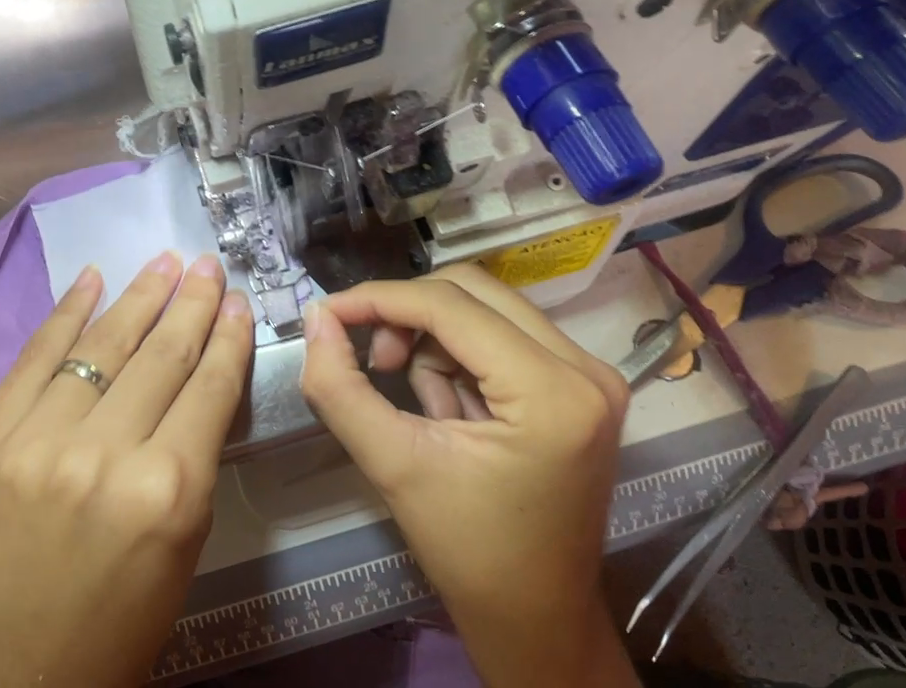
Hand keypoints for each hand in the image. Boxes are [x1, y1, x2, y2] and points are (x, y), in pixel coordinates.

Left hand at [0, 252, 254, 687]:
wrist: (4, 680)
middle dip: (190, 303)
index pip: (208, 389)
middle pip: (160, 356)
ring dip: (136, 297)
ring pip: (99, 345)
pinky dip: (65, 314)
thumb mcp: (181, 551)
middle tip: (207, 264)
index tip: (237, 301)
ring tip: (163, 262)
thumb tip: (200, 383)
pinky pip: (34, 360)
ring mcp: (37, 442)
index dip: (227, 338)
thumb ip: (192, 462)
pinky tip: (91, 279)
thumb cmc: (114, 630)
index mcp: (167, 494)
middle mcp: (104, 455)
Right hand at [300, 264, 638, 686]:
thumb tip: (315, 318)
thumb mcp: (393, 465)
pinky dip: (460, 355)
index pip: (451, 307)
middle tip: (375, 361)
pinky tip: (447, 407)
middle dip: (409, 315)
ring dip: (434, 337)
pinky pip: (503, 334)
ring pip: (487, 308)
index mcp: (552, 393)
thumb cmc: (467, 550)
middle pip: (474, 291)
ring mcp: (591, 375)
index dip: (380, 299)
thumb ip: (341, 388)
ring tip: (415, 399)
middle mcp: (586, 368)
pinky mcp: (581, 386)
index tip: (326, 311)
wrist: (534, 614)